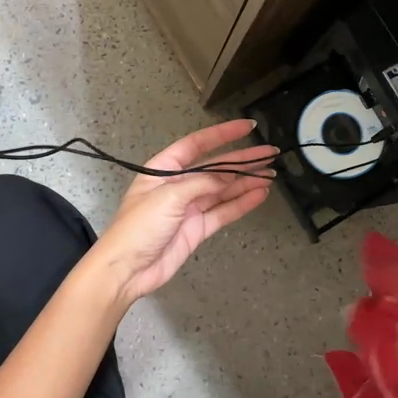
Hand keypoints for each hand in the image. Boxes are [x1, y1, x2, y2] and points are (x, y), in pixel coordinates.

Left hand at [90, 120, 276, 303]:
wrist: (126, 270)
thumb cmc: (138, 227)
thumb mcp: (168, 197)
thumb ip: (201, 184)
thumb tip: (227, 178)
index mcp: (164, 169)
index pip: (198, 144)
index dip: (223, 134)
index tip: (248, 127)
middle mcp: (179, 185)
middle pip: (216, 168)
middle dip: (243, 160)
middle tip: (270, 153)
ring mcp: (189, 208)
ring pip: (223, 190)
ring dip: (247, 182)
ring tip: (271, 174)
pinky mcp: (197, 229)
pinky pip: (223, 212)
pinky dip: (242, 203)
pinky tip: (259, 194)